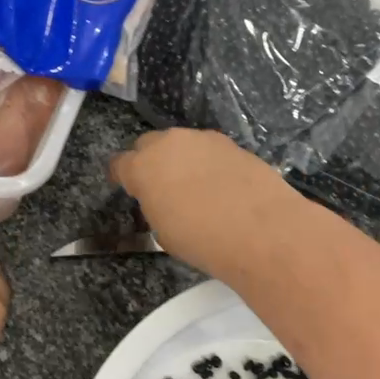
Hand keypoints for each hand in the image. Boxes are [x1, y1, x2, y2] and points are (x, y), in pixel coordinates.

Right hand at [110, 129, 301, 280]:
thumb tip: (164, 200)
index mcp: (143, 167)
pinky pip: (209, 150)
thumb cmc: (200, 239)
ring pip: (182, 144)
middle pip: (149, 144)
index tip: (125, 186)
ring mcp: (204, 140)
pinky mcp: (232, 144)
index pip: (119, 164)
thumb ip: (156, 206)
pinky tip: (219, 186)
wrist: (260, 229)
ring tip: (191, 186)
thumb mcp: (163, 231)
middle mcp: (170, 144)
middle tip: (158, 186)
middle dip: (149, 161)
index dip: (120, 176)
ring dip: (180, 160)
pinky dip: (208, 164)